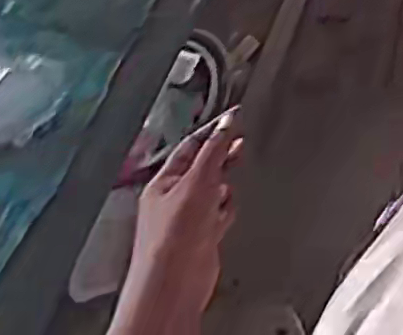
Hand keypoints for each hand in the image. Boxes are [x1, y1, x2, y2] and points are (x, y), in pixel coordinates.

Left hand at [108, 111, 243, 334]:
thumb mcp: (198, 180)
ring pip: (213, 189)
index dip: (213, 129)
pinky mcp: (201, 237)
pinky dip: (226, 209)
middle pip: (202, 166)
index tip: (234, 116)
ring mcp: (187, 220)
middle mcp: (172, 200)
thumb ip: (215, 149)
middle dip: (221, 155)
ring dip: (224, 184)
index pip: (191, 145)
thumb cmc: (173, 238)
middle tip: (239, 141)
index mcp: (162, 183)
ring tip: (229, 182)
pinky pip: (219, 213)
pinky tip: (226, 211)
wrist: (175, 286)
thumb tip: (227, 121)